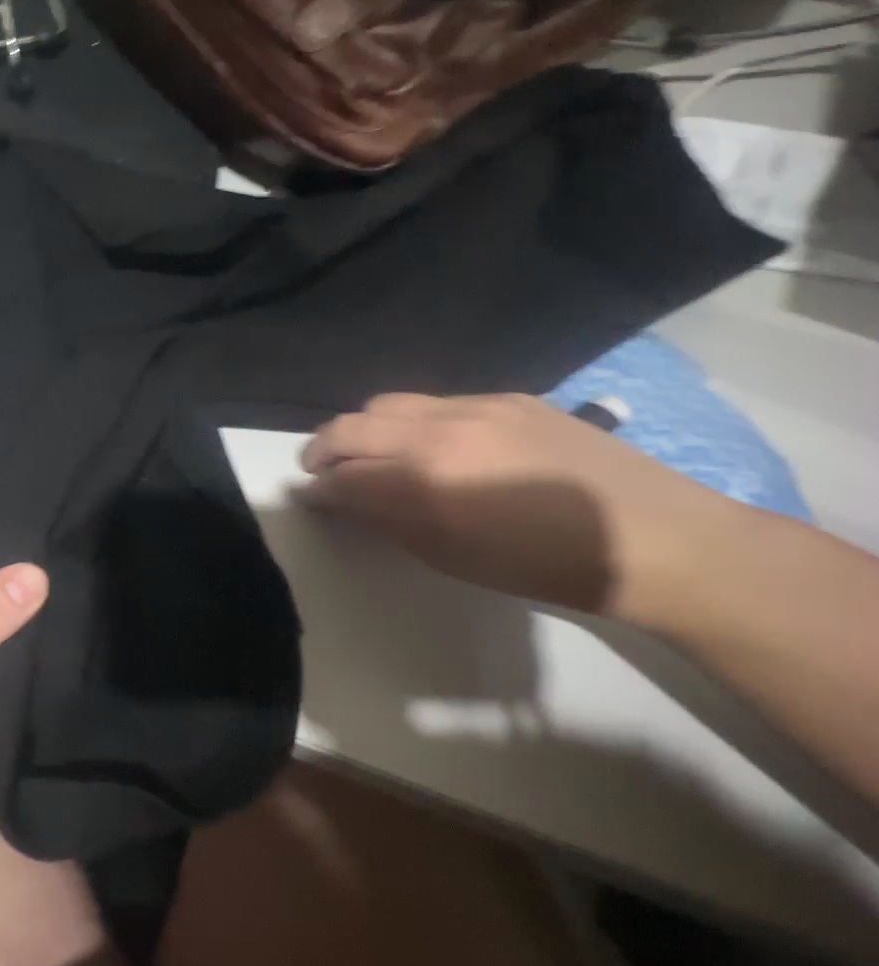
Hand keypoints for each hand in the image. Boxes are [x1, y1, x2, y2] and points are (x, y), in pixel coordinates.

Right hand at [298, 393, 746, 622]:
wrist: (658, 541)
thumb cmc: (545, 568)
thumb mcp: (451, 557)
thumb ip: (387, 521)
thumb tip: (341, 500)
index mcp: (426, 480)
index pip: (343, 476)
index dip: (317, 489)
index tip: (308, 498)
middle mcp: (441, 431)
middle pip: (351, 426)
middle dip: (323, 449)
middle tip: (318, 470)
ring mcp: (478, 406)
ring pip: (389, 404)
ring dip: (364, 428)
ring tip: (368, 452)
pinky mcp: (510, 398)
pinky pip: (437, 401)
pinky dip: (413, 421)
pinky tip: (430, 445)